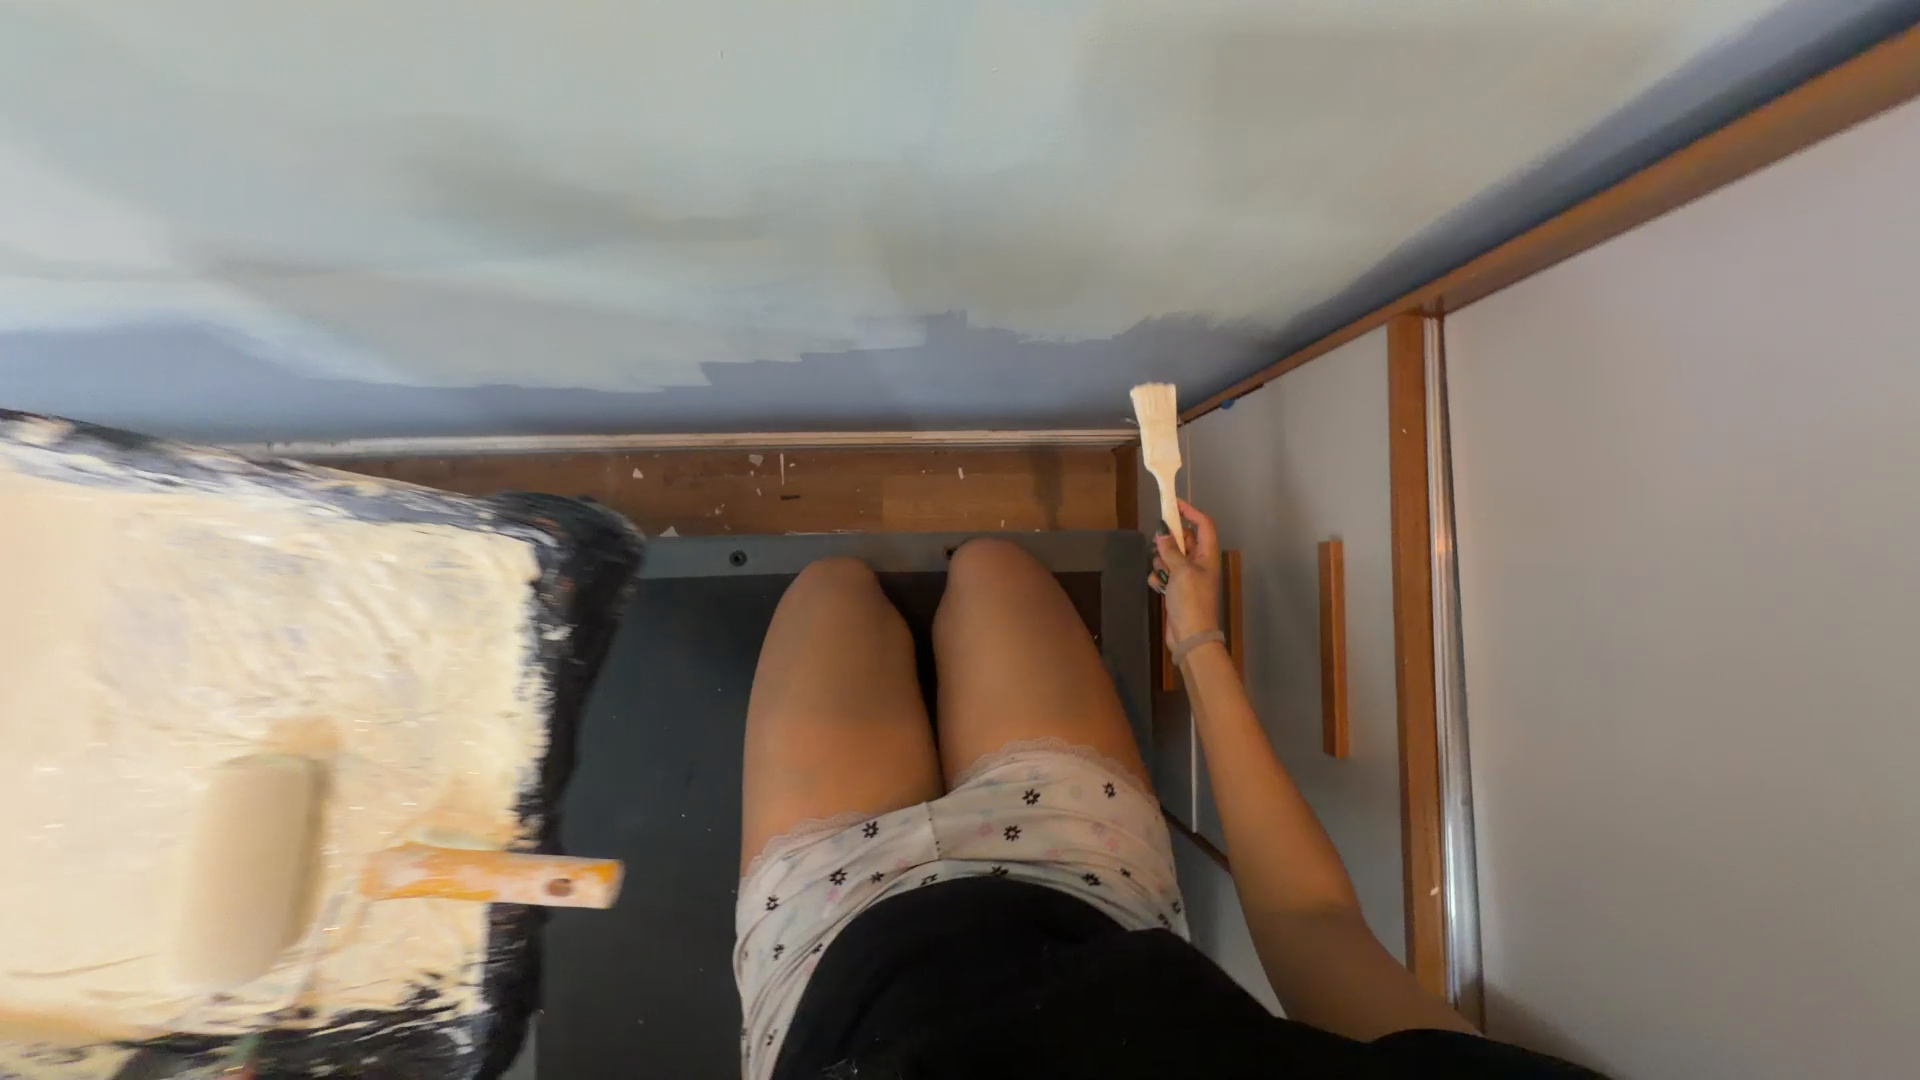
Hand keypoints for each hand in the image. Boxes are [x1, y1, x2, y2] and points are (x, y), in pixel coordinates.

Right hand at [1151, 498, 1220, 646]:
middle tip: (1157, 543)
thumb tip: (1162, 534)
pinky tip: (1159, 587)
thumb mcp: (1181, 572)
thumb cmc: (1191, 601)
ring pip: (1170, 556)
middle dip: (1169, 541)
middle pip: (1184, 540)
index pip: (1203, 525)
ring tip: (1161, 572)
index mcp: (1208, 556)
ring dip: (1161, 562)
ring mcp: (1188, 576)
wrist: (1190, 635)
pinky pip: (1164, 574)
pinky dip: (1159, 578)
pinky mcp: (1177, 589)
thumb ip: (1170, 551)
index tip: (1173, 505)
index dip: (1190, 512)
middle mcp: (1200, 563)